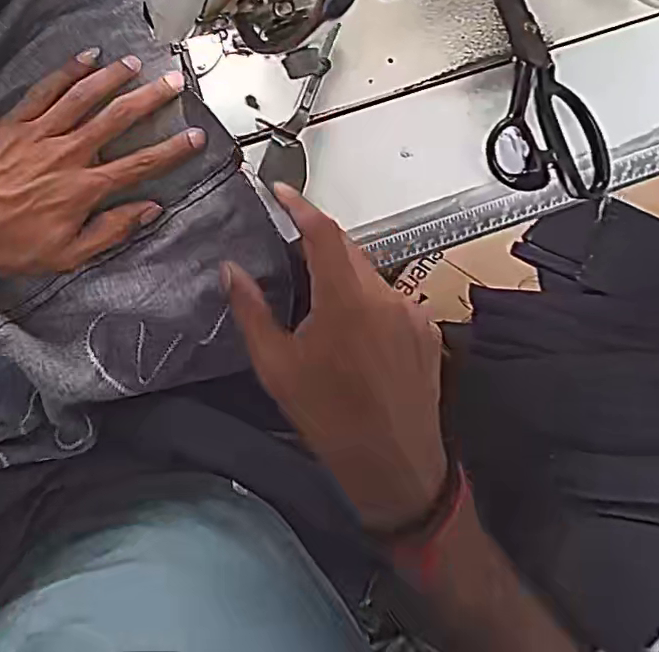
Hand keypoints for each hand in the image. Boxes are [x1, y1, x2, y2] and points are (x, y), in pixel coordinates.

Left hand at [0, 49, 207, 312]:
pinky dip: (68, 71)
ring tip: (135, 63)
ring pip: (85, 96)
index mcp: (83, 188)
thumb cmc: (8, 247)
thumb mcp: (67, 254)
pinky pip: (46, 90)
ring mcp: (40, 134)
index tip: (195, 136)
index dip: (172, 149)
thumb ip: (111, 230)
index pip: (141, 163)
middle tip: (173, 81)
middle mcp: (67, 154)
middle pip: (119, 118)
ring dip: (113, 77)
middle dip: (151, 97)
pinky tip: (86, 58)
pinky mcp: (14, 123)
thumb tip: (149, 209)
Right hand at [224, 183, 448, 534]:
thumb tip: (231, 270)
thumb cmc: (330, 417)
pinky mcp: (427, 330)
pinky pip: (389, 295)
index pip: (323, 232)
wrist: (395, 467)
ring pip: (369, 271)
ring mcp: (411, 313)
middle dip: (318, 239)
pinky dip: (366, 295)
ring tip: (318, 300)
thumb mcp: (276, 364)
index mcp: (345, 300)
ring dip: (341, 271)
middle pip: (348, 247)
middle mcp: (384, 297)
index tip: (281, 191)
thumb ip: (251, 309)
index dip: (300, 205)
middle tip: (290, 250)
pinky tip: (351, 327)